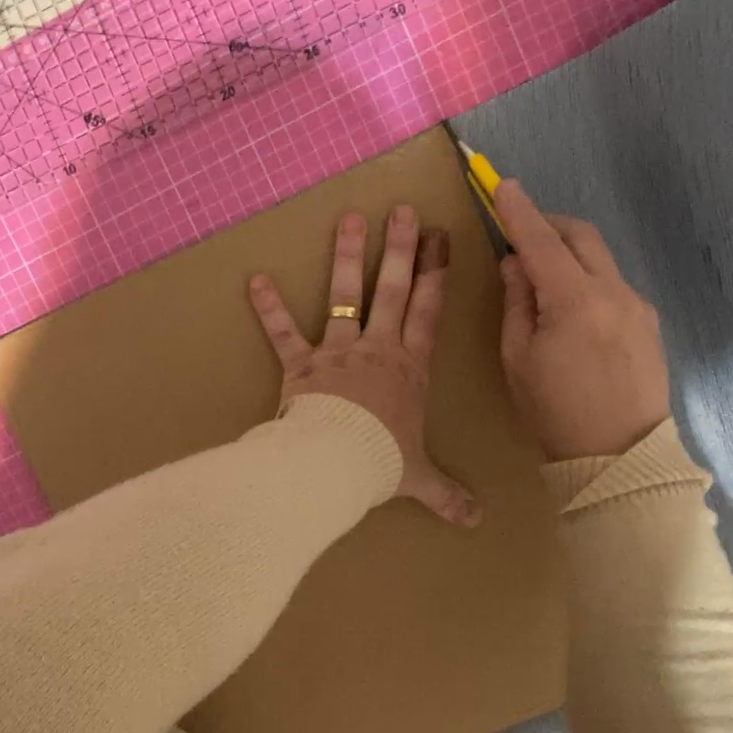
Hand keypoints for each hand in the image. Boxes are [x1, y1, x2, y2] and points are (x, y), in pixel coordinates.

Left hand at [248, 206, 480, 527]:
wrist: (336, 467)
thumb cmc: (381, 465)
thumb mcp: (418, 478)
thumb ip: (447, 494)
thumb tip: (476, 521)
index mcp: (410, 370)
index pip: (429, 313)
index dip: (437, 275)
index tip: (441, 239)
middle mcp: (377, 351)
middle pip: (393, 291)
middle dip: (401, 249)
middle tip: (403, 210)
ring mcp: (337, 353)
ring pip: (345, 297)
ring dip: (347, 257)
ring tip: (350, 219)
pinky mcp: (301, 366)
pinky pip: (283, 333)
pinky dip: (269, 308)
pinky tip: (255, 279)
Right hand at [496, 180, 670, 460]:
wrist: (619, 456)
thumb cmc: (554, 411)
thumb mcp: (517, 357)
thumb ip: (517, 302)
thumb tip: (517, 264)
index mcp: (574, 300)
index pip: (540, 241)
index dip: (518, 211)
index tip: (501, 184)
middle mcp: (613, 290)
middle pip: (581, 235)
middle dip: (547, 224)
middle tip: (518, 231)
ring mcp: (638, 304)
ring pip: (599, 258)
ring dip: (568, 252)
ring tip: (539, 275)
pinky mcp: (648, 322)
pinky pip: (611, 283)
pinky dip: (585, 278)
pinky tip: (568, 308)